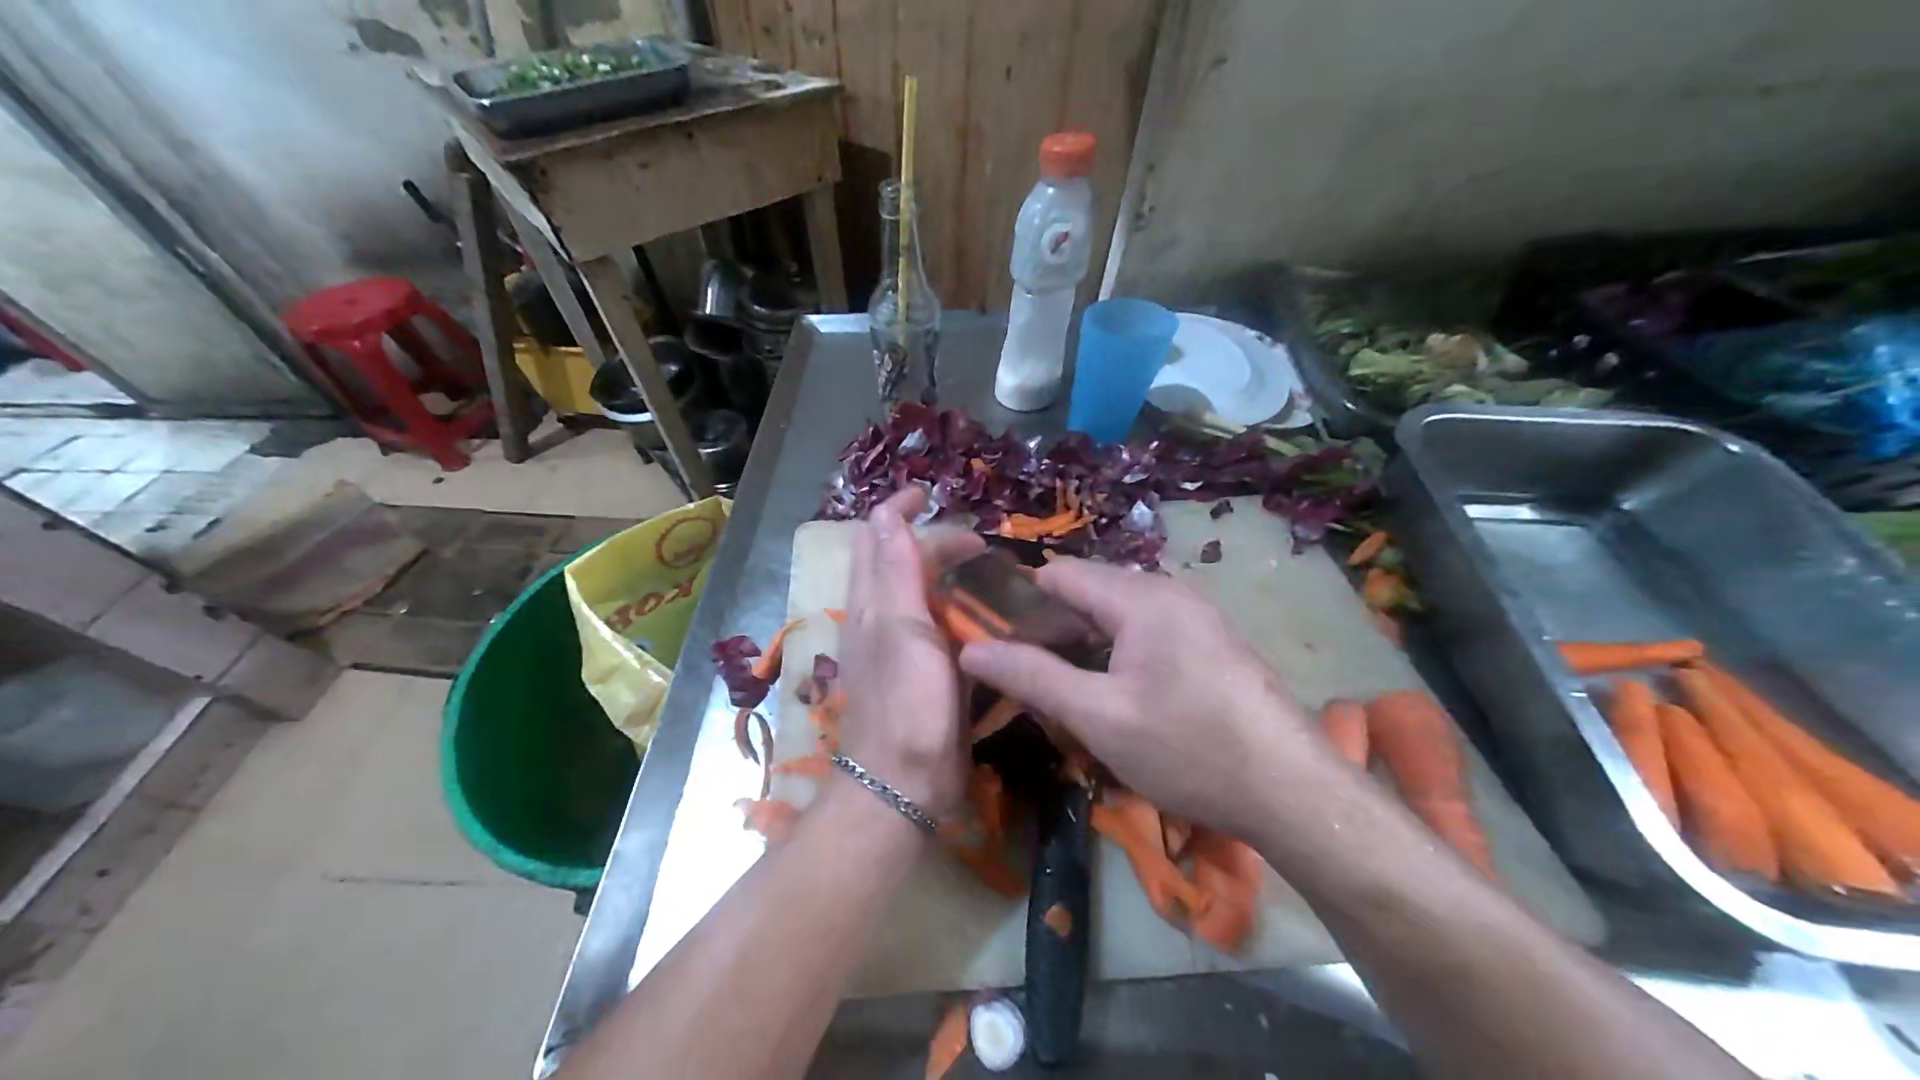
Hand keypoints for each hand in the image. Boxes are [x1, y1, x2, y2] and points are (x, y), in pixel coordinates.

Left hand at [836, 487, 983, 819]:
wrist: (904, 784)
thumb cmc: (905, 705)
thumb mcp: (901, 631)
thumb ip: (895, 573)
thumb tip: (883, 514)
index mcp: (871, 604)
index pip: (875, 540)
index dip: (897, 511)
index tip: (931, 494)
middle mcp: (881, 620)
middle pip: (901, 564)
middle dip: (933, 543)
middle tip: (980, 546)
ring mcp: (902, 648)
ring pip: (922, 596)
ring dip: (949, 576)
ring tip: (989, 575)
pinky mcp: (924, 674)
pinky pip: (940, 629)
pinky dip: (959, 612)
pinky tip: (986, 619)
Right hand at [958, 557, 1335, 838]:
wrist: (1294, 793)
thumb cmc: (1189, 749)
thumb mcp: (1099, 716)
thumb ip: (1031, 677)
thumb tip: (971, 649)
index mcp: (1141, 597)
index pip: (1059, 575)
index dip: (1018, 603)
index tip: (990, 640)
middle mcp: (1169, 593)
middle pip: (1088, 594)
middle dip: (1050, 630)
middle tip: (1022, 678)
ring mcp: (1196, 617)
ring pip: (1116, 617)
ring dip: (1083, 648)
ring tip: (1060, 693)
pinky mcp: (1210, 644)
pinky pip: (1146, 634)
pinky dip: (1116, 656)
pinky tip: (1110, 697)